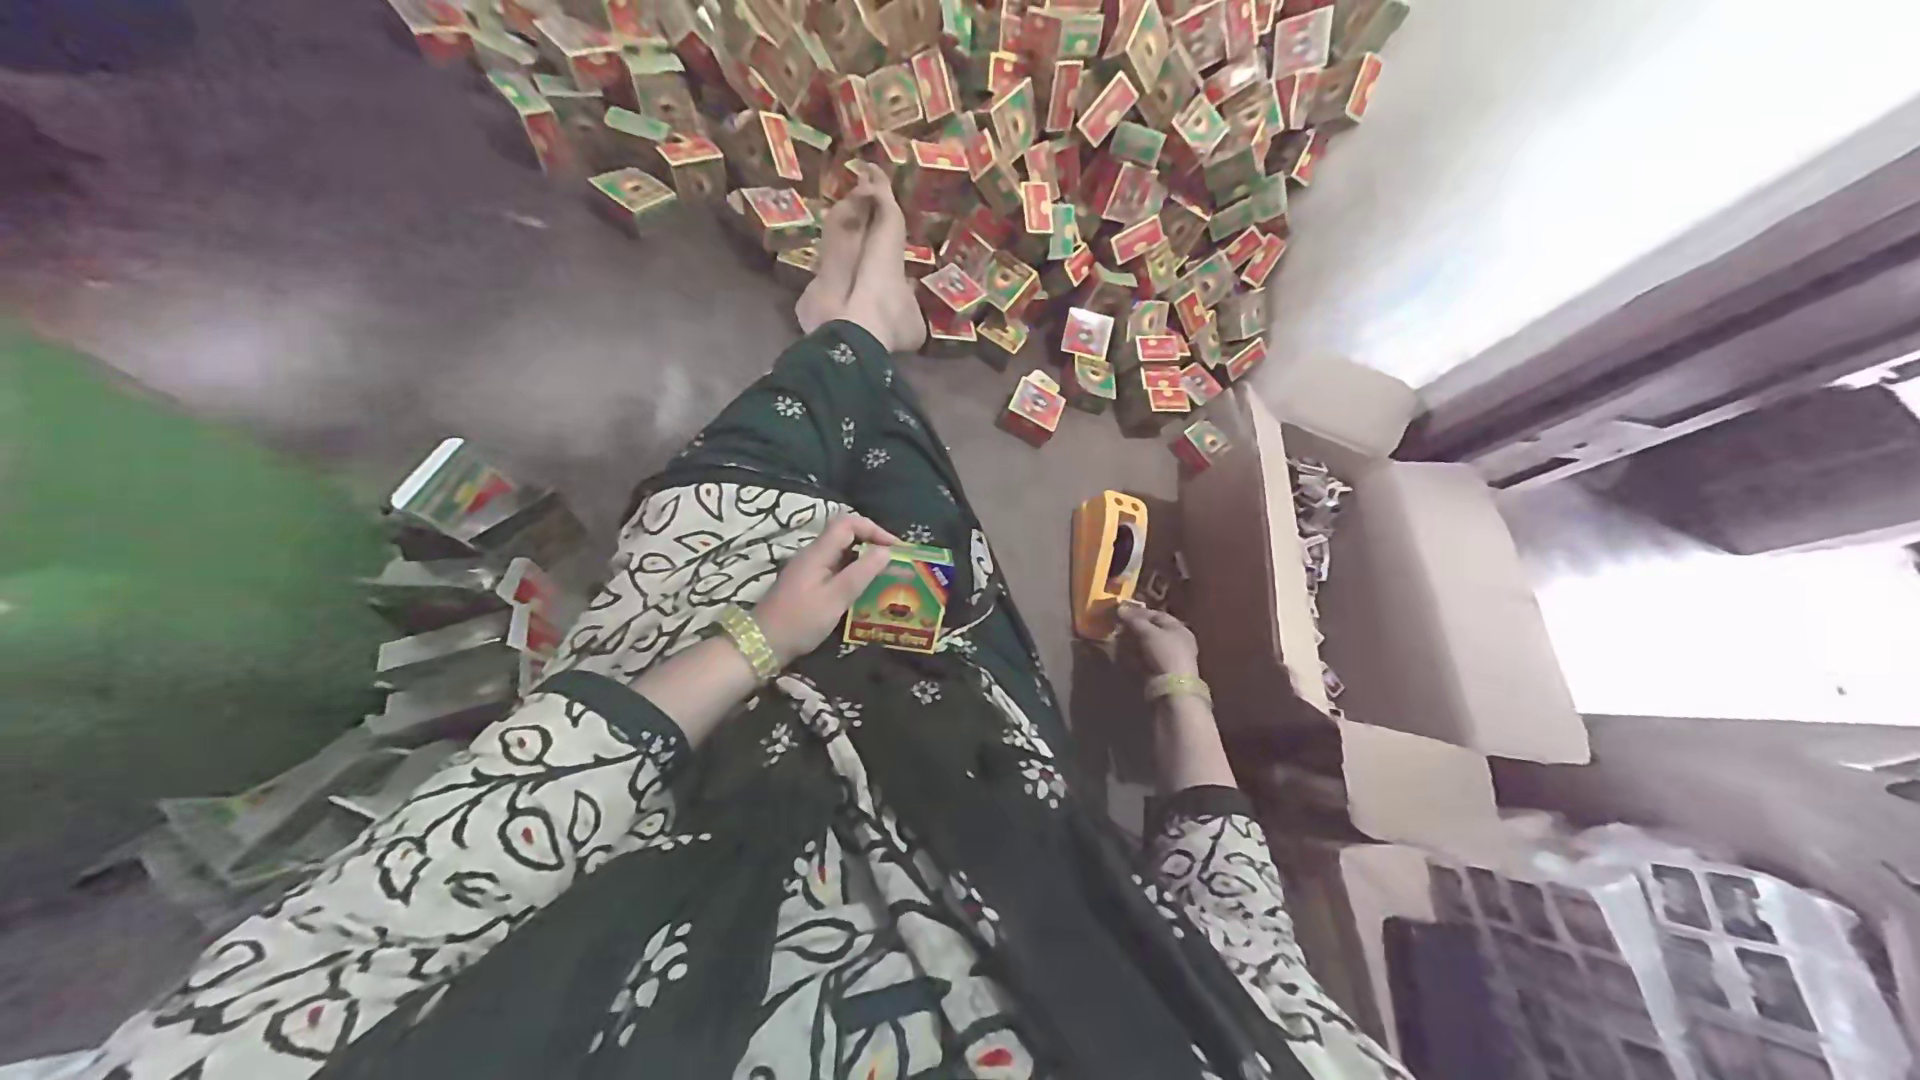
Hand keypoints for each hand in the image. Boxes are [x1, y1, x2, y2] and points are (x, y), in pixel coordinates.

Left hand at [755, 514, 901, 664]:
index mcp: (818, 552)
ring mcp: (809, 569)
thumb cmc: (800, 621)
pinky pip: (835, 569)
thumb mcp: (835, 598)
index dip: (874, 529)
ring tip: (886, 576)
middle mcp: (813, 555)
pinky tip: (865, 591)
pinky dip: (853, 574)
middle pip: (845, 535)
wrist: (762, 644)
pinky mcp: (808, 584)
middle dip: (873, 544)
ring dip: (865, 560)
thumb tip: (885, 551)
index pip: (848, 523)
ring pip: (842, 553)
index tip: (895, 548)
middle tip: (894, 562)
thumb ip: (861, 573)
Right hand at [1119, 603, 1200, 679]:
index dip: (1139, 612)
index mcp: (1178, 628)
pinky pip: (1144, 657)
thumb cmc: (1164, 652)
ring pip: (1146, 644)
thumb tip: (1120, 608)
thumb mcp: (1148, 632)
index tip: (1122, 612)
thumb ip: (1134, 619)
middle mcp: (1175, 641)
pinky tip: (1123, 653)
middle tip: (1118, 626)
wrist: (1172, 686)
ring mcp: (1167, 657)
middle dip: (1133, 628)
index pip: (1157, 615)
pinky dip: (1133, 654)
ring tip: (1117, 639)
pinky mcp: (1160, 670)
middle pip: (1151, 630)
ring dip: (1131, 641)